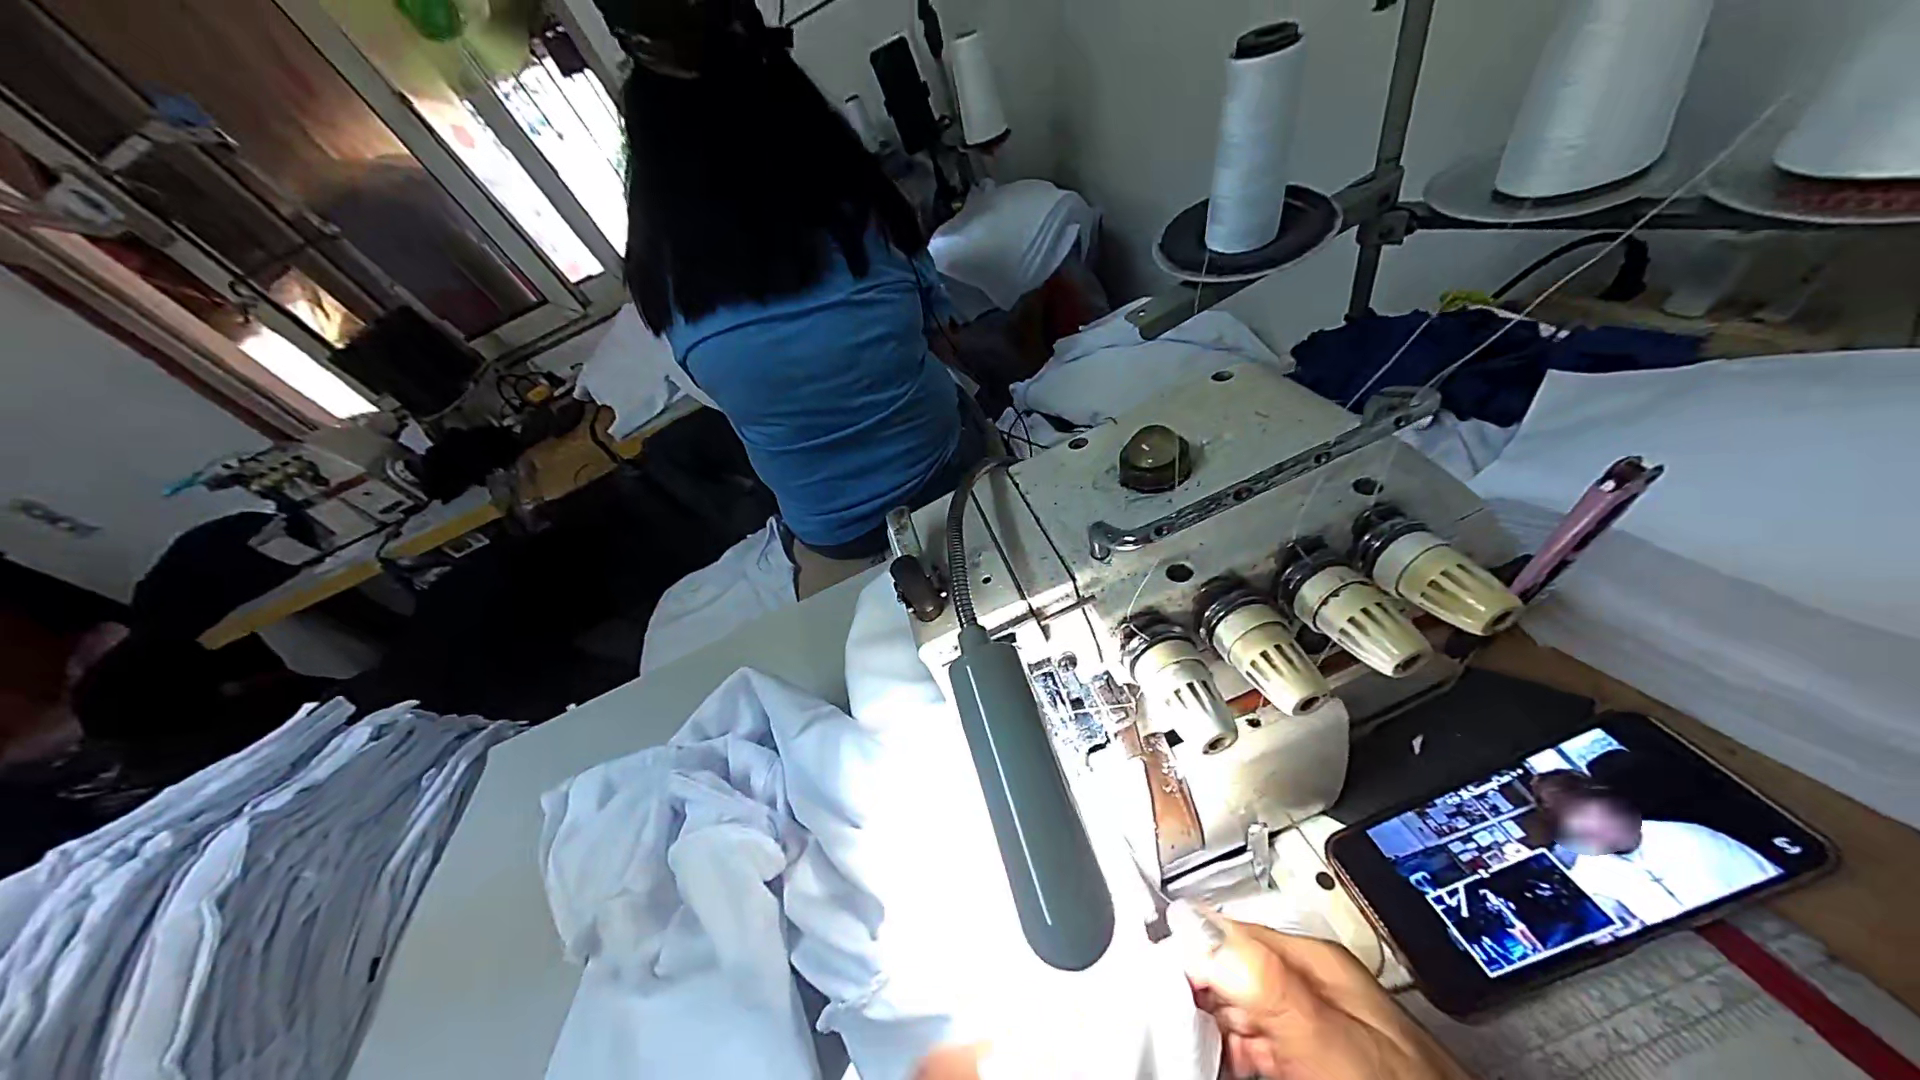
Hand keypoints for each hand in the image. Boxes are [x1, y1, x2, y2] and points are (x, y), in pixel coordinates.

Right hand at [1185, 916, 1471, 1079]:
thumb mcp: (1329, 1037)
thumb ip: (1262, 977)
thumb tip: (1191, 919)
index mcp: (1311, 961)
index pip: (1218, 931)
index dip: (1180, 955)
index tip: (1153, 984)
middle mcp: (1306, 984)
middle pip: (1219, 971)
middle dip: (1189, 995)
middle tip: (1172, 1026)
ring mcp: (1305, 1026)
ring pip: (1227, 1010)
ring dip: (1202, 1026)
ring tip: (1193, 1044)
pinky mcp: (1303, 1059)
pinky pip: (1244, 1044)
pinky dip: (1224, 1051)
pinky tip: (1218, 1059)